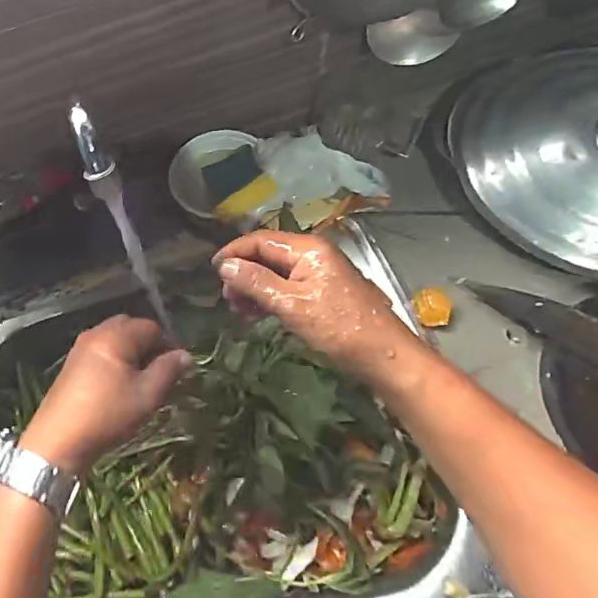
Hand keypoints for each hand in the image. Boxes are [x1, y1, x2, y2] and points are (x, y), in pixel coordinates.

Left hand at [19, 315, 190, 472]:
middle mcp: (96, 333)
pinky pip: (100, 349)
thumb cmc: (107, 415)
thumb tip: (185, 355)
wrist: (57, 441)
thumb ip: (168, 371)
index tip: (177, 369)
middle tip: (159, 372)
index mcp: (115, 336)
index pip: (151, 327)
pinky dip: (114, 358)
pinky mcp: (71, 363)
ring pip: (114, 338)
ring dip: (131, 351)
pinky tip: (118, 385)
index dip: (168, 344)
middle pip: (130, 327)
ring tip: (140, 380)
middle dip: (148, 344)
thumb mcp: (146, 396)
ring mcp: (80, 347)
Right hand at [214, 230, 413, 380]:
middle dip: (243, 273)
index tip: (212, 270)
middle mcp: (313, 254)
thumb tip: (225, 265)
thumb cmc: (339, 328)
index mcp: (307, 249)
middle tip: (226, 298)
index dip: (234, 252)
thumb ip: (256, 282)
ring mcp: (320, 273)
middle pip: (268, 255)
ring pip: (277, 273)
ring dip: (255, 288)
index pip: (261, 240)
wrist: (385, 356)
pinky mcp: (323, 292)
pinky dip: (270, 297)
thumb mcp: (291, 305)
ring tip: (238, 310)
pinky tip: (258, 314)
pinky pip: (289, 287)